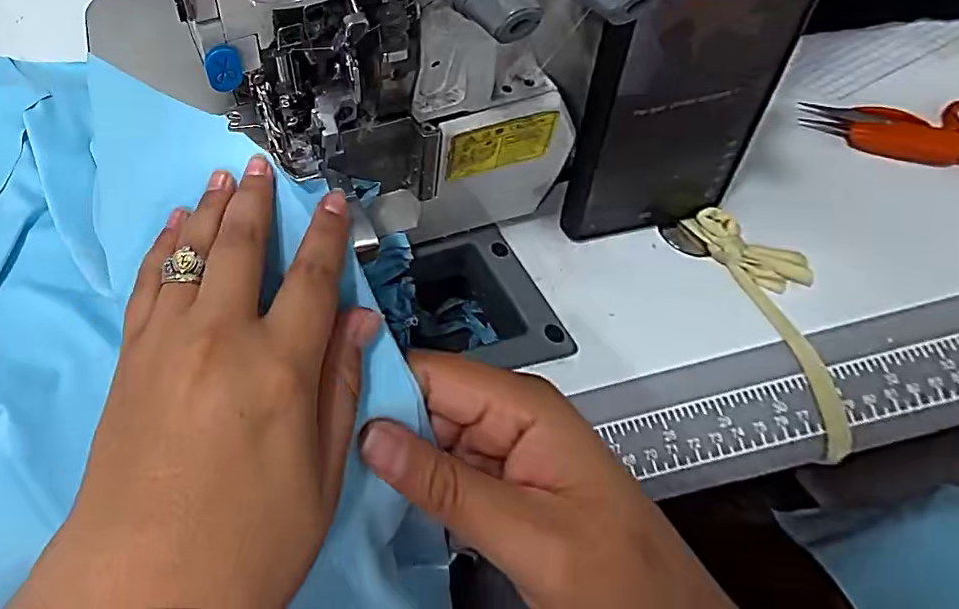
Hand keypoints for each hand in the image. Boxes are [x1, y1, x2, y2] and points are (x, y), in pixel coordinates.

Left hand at [12, 157, 382, 608]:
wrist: (143, 575)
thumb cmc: (245, 540)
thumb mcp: (318, 479)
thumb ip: (339, 389)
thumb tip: (358, 322)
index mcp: (278, 367)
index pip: (310, 278)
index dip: (324, 234)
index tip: (329, 200)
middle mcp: (220, 334)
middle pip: (241, 244)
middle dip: (254, 199)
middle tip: (258, 165)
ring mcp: (168, 336)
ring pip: (190, 249)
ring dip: (207, 208)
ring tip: (218, 178)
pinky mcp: (132, 348)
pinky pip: (149, 279)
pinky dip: (162, 245)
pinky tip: (171, 225)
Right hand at [359, 352, 730, 608]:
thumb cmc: (628, 587)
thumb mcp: (533, 540)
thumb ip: (447, 485)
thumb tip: (370, 436)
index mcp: (521, 405)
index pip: (428, 371)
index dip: (378, 384)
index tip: (329, 406)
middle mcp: (506, 413)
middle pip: (420, 398)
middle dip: (380, 422)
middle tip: (331, 449)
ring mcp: (499, 446)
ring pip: (422, 432)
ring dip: (392, 453)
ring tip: (347, 471)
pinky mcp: (494, 478)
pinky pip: (437, 464)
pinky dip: (411, 479)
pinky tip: (383, 492)